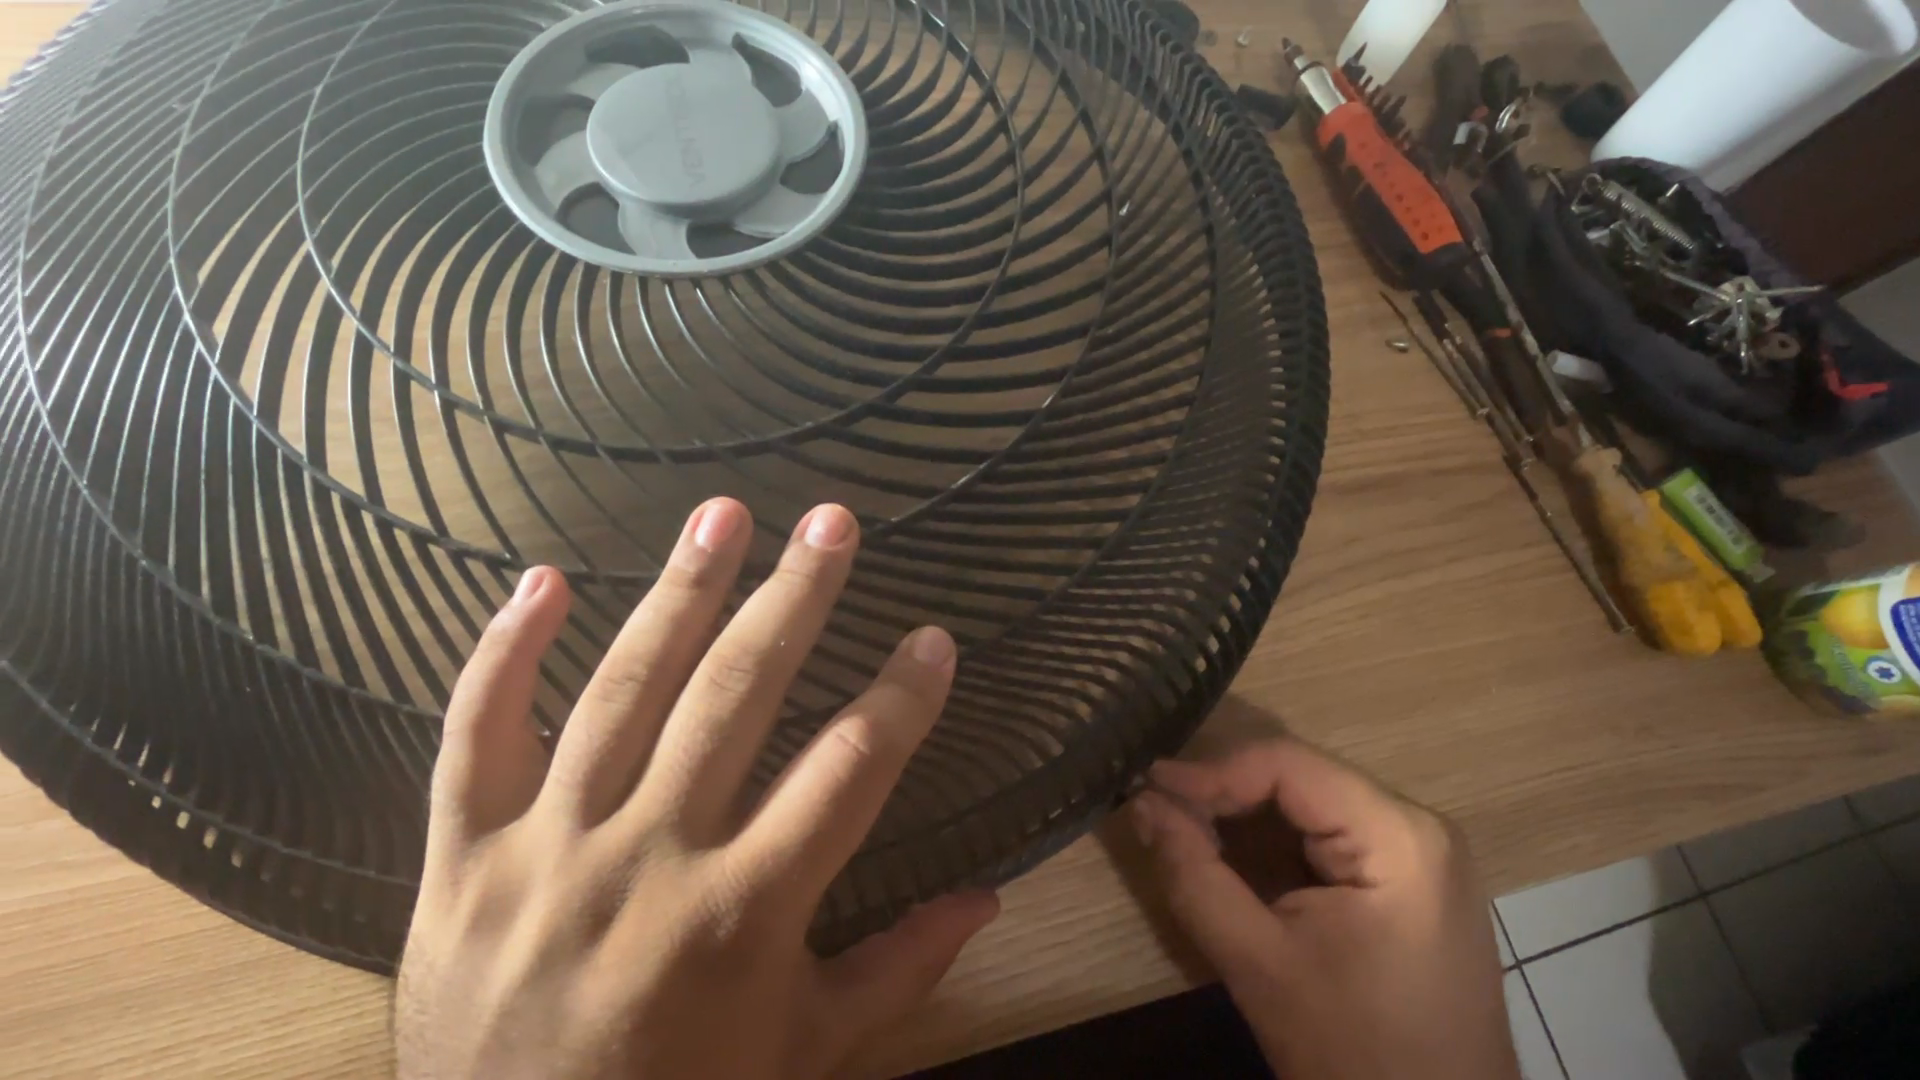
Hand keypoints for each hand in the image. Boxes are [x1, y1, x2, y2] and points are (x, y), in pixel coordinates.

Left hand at [396, 499, 998, 1079]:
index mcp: (741, 915)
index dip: (900, 700)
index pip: (847, 774)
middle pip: (734, 700)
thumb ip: (902, 968)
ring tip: (721, 514)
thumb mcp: (809, 1052)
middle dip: (793, 600)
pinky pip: (476, 737)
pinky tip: (539, 580)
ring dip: (679, 593)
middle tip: (832, 522)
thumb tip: (990, 898)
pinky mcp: (461, 856)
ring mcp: (546, 849)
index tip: (934, 638)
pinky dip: (503, 655)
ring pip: (620, 693)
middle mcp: (647, 861)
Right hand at [1130, 738, 1517, 1079]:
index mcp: (1399, 836)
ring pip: (1310, 802)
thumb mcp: (1257, 962)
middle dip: (1225, 792)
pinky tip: (1234, 855)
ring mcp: (1420, 851)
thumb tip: (1143, 802)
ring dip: (1245, 814)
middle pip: (1301, 777)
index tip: (1149, 788)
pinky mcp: (1409, 878)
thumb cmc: (1355, 1054)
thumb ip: (1193, 873)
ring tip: (1185, 828)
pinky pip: (1328, 833)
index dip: (1211, 771)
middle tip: (1160, 810)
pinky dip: (1274, 839)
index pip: (1287, 764)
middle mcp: (1418, 825)